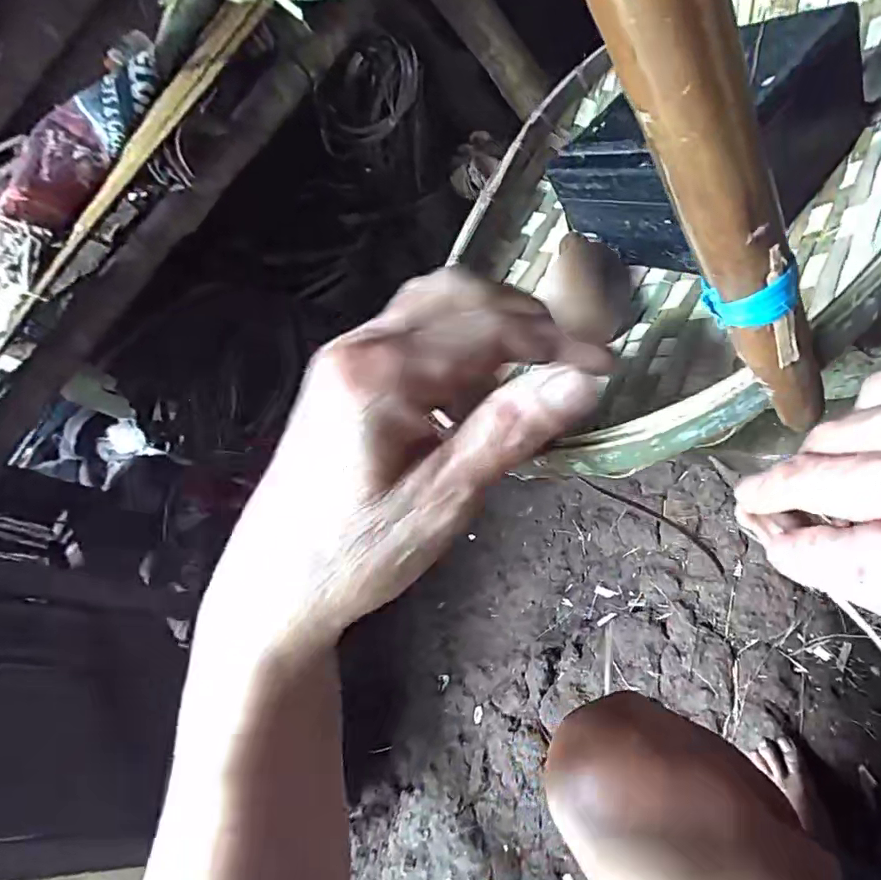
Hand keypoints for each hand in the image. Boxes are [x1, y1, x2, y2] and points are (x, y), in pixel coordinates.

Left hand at [197, 269, 612, 659]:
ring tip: (541, 360)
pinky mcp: (353, 372)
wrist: (274, 586)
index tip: (607, 363)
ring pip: (438, 301)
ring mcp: (351, 354)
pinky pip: (421, 327)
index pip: (489, 329)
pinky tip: (488, 379)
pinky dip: (470, 335)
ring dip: (499, 319)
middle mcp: (361, 346)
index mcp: (381, 374)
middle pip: (459, 293)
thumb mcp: (446, 498)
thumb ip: (512, 430)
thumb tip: (583, 381)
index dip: (557, 341)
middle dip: (529, 316)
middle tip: (575, 356)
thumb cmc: (361, 552)